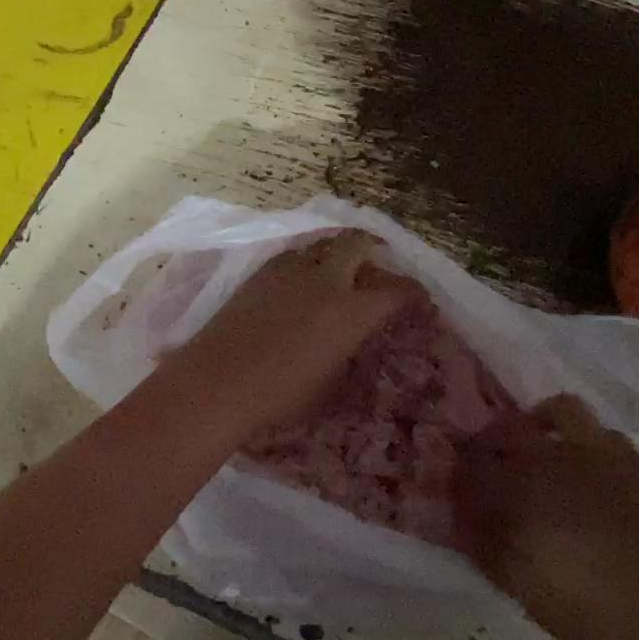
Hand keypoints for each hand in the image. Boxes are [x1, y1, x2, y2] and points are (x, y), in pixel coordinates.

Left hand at [166, 230, 415, 431]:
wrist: (219, 381)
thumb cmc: (280, 396)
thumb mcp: (330, 380)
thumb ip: (348, 346)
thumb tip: (353, 332)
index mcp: (351, 311)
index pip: (394, 291)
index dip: (412, 292)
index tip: (419, 297)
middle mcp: (325, 280)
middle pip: (356, 244)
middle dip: (373, 247)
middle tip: (380, 259)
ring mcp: (289, 270)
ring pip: (322, 243)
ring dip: (336, 250)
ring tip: (340, 264)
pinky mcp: (260, 271)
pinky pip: (294, 253)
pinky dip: (307, 259)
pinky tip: (304, 276)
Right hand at [453, 395, 638, 639]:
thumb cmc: (593, 611)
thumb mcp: (523, 586)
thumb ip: (484, 545)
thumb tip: (459, 517)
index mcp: (517, 482)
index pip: (469, 464)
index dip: (456, 474)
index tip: (450, 487)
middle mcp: (554, 452)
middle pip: (507, 428)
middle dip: (489, 444)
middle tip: (486, 471)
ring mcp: (602, 451)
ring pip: (558, 412)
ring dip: (539, 426)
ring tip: (538, 453)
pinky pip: (601, 434)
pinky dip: (584, 444)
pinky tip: (589, 473)